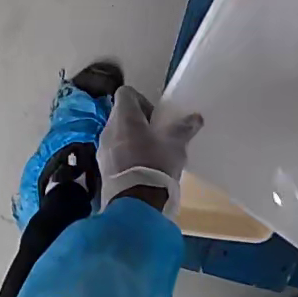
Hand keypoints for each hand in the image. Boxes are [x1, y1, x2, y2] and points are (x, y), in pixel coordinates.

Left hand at [98, 86, 202, 216]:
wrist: (136, 203)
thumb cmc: (156, 164)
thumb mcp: (176, 145)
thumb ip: (184, 128)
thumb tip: (196, 117)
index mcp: (124, 117)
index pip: (125, 93)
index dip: (141, 100)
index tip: (155, 117)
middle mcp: (108, 129)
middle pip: (120, 114)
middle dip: (138, 122)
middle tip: (156, 136)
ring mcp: (102, 149)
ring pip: (116, 134)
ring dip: (130, 139)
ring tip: (150, 154)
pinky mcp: (101, 167)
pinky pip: (113, 152)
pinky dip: (124, 155)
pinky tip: (140, 169)